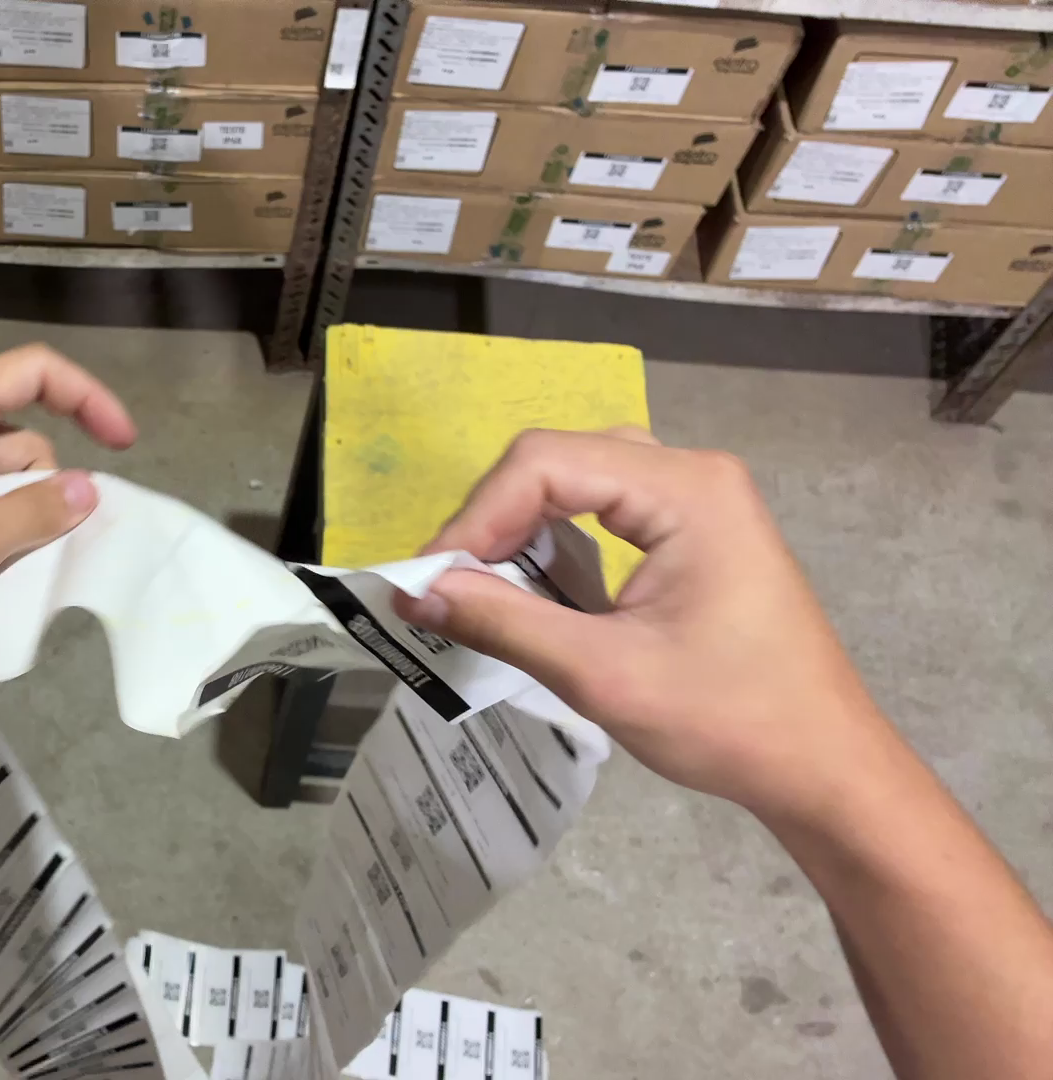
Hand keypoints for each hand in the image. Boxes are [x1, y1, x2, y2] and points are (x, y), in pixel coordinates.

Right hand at [394, 428, 893, 822]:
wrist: (822, 770)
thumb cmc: (728, 720)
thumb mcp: (598, 673)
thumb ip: (499, 622)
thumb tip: (409, 593)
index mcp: (685, 491)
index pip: (544, 464)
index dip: (477, 516)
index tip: (434, 579)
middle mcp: (686, 474)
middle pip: (550, 461)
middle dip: (488, 519)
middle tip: (450, 581)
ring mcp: (686, 498)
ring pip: (563, 478)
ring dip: (510, 525)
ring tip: (477, 579)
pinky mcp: (678, 527)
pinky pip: (585, 504)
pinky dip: (539, 536)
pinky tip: (523, 578)